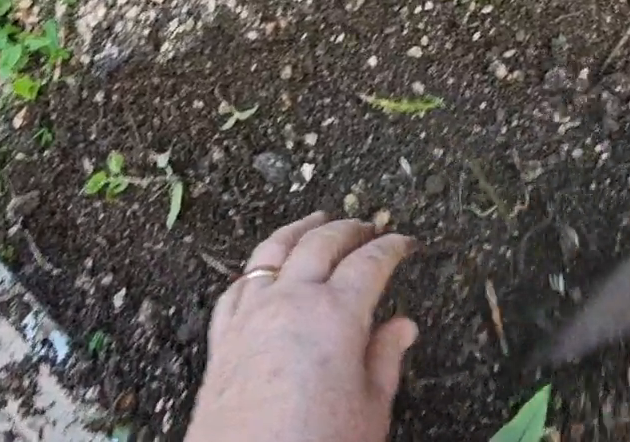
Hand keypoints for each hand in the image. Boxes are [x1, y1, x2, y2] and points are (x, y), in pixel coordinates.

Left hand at [185, 213, 417, 441]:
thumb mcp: (370, 411)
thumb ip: (386, 359)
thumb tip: (404, 325)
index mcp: (336, 313)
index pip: (370, 262)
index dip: (391, 247)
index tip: (405, 241)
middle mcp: (293, 299)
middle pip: (322, 243)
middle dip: (349, 228)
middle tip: (368, 226)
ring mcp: (252, 313)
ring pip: (274, 250)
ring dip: (300, 228)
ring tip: (317, 218)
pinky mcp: (223, 337)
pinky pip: (238, 287)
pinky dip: (257, 269)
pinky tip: (265, 270)